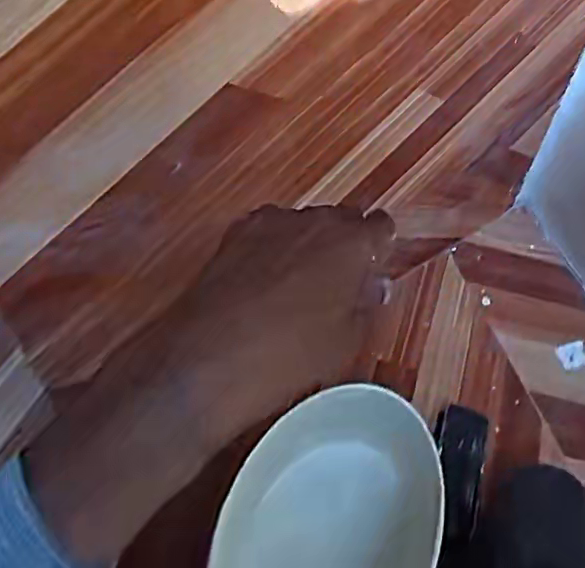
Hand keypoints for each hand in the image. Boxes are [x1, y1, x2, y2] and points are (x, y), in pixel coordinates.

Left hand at [144, 203, 394, 439]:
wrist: (203, 365)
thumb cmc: (287, 358)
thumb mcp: (344, 343)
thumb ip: (366, 304)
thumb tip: (374, 285)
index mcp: (355, 243)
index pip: (381, 226)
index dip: (379, 248)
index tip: (371, 271)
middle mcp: (320, 220)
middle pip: (344, 218)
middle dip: (345, 243)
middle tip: (336, 283)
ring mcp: (276, 222)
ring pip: (306, 222)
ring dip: (309, 243)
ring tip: (294, 285)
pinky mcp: (238, 232)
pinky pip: (270, 229)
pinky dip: (273, 245)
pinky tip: (261, 280)